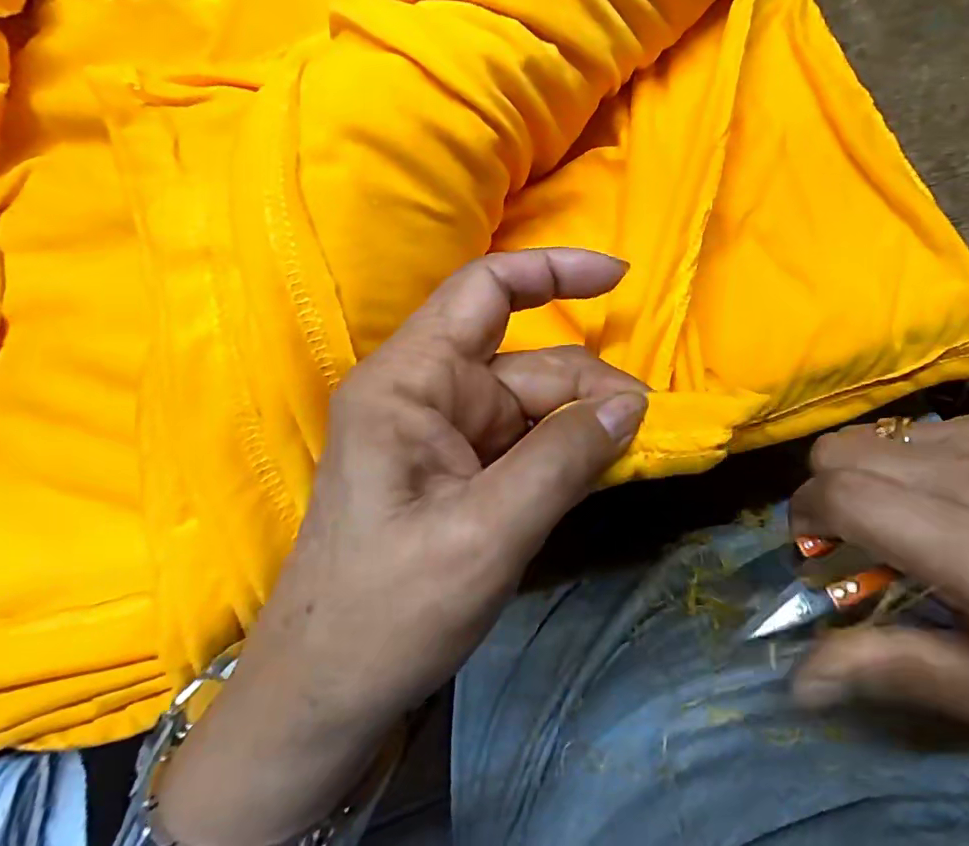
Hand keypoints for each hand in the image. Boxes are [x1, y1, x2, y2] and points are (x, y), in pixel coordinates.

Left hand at [238, 248, 647, 731]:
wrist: (327, 697)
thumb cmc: (387, 612)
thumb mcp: (487, 534)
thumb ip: (563, 459)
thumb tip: (632, 407)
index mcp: (411, 385)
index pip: (485, 292)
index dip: (553, 271)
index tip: (620, 278)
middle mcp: (430, 396)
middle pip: (533, 363)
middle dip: (591, 390)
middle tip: (641, 432)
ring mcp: (449, 436)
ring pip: (541, 406)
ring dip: (587, 427)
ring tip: (625, 460)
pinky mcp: (465, 472)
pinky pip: (534, 443)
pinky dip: (572, 452)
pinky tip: (600, 472)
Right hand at [787, 412, 968, 757]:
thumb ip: (896, 670)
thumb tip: (798, 676)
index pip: (853, 497)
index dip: (805, 520)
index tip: (812, 560)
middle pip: (842, 451)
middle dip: (821, 499)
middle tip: (850, 551)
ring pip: (868, 435)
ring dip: (858, 481)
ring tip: (898, 531)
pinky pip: (909, 431)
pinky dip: (897, 466)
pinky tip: (939, 506)